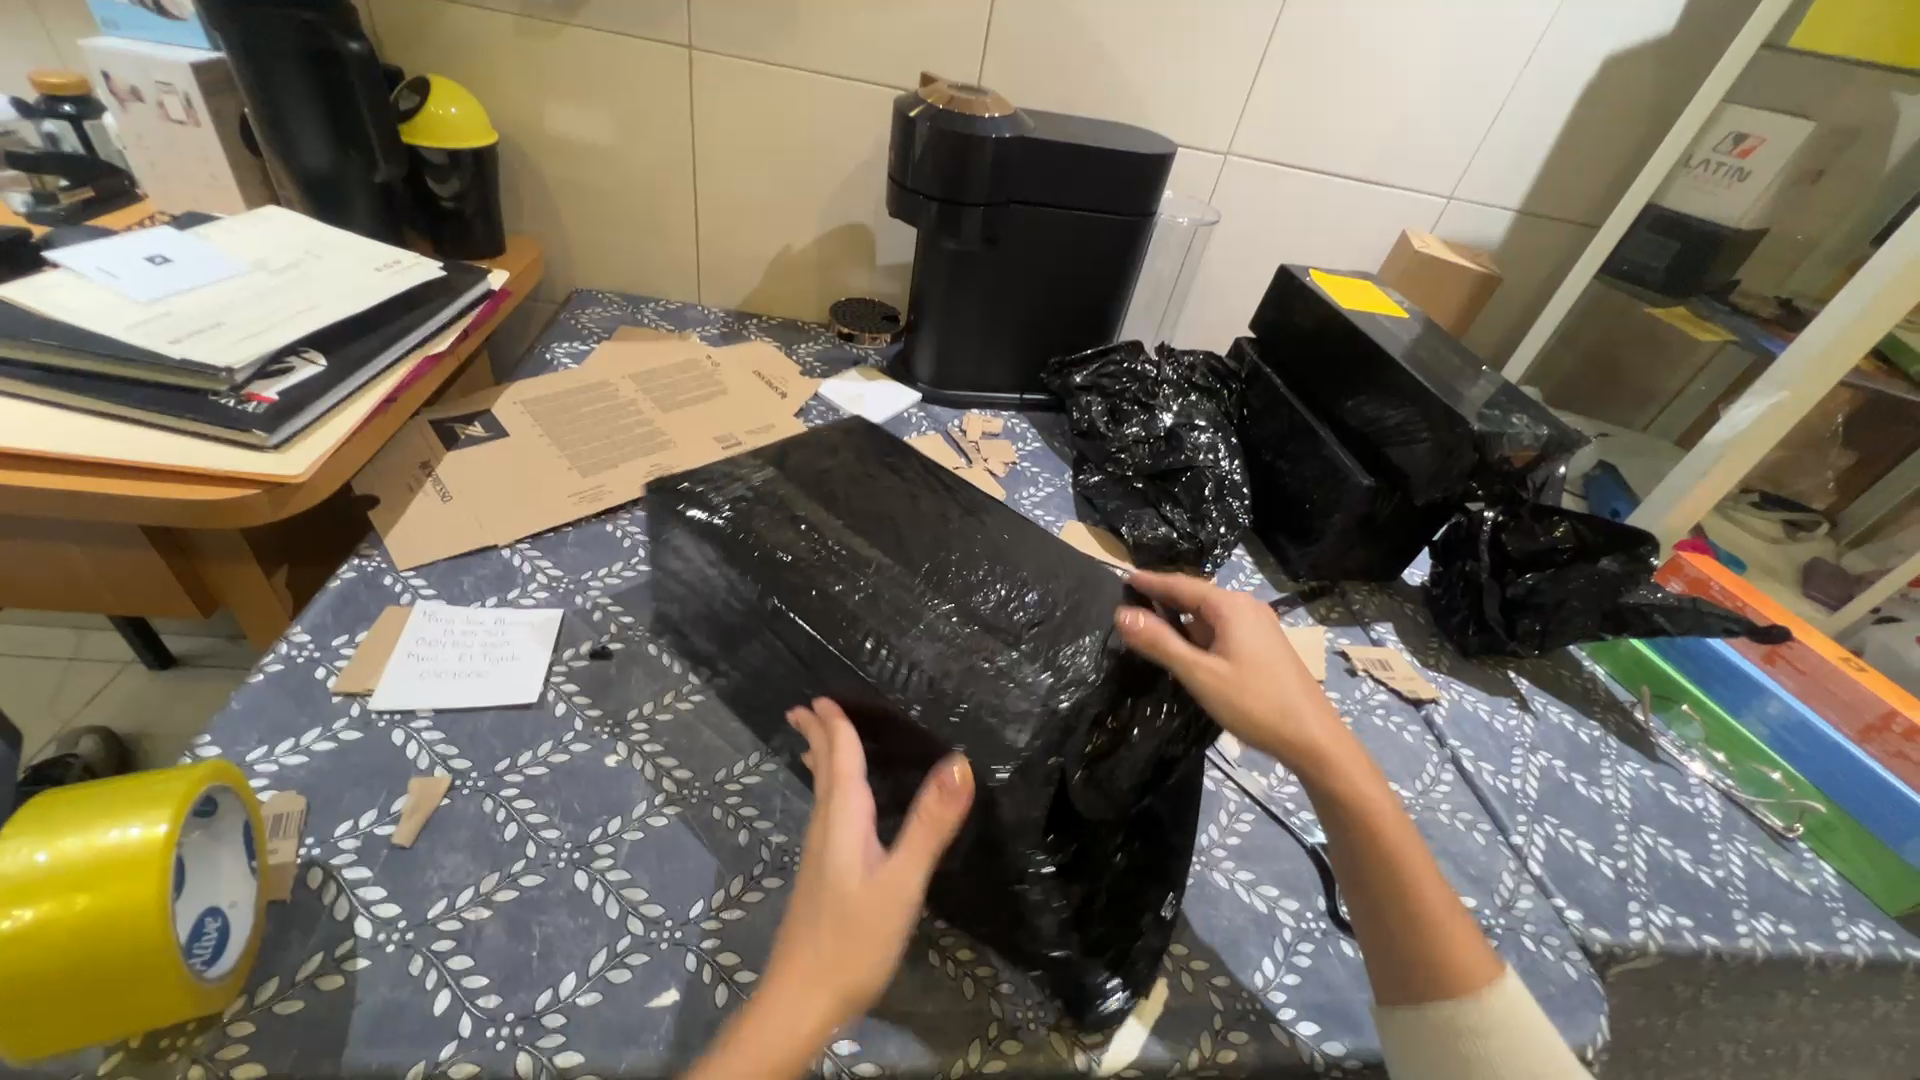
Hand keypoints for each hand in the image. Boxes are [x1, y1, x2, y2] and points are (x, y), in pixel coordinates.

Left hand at [762, 698, 974, 1030]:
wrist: (802, 1002)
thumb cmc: (853, 940)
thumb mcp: (902, 882)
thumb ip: (930, 824)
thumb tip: (959, 760)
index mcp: (844, 819)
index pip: (839, 760)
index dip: (833, 726)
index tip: (819, 696)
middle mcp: (827, 829)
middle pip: (822, 771)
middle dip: (816, 738)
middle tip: (804, 708)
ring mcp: (821, 856)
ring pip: (821, 794)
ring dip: (820, 762)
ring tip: (816, 743)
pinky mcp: (823, 879)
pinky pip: (827, 816)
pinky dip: (829, 792)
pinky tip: (838, 809)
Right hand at [1115, 571, 1350, 775]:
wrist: (1313, 738)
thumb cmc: (1255, 704)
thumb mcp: (1199, 674)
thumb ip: (1160, 643)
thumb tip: (1122, 613)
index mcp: (1230, 606)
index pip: (1180, 584)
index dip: (1150, 581)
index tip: (1123, 577)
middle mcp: (1246, 607)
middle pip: (1195, 595)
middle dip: (1163, 598)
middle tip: (1128, 603)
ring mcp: (1258, 627)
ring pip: (1208, 615)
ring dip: (1180, 618)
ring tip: (1148, 625)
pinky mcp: (1264, 646)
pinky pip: (1222, 630)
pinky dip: (1198, 633)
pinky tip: (1184, 648)